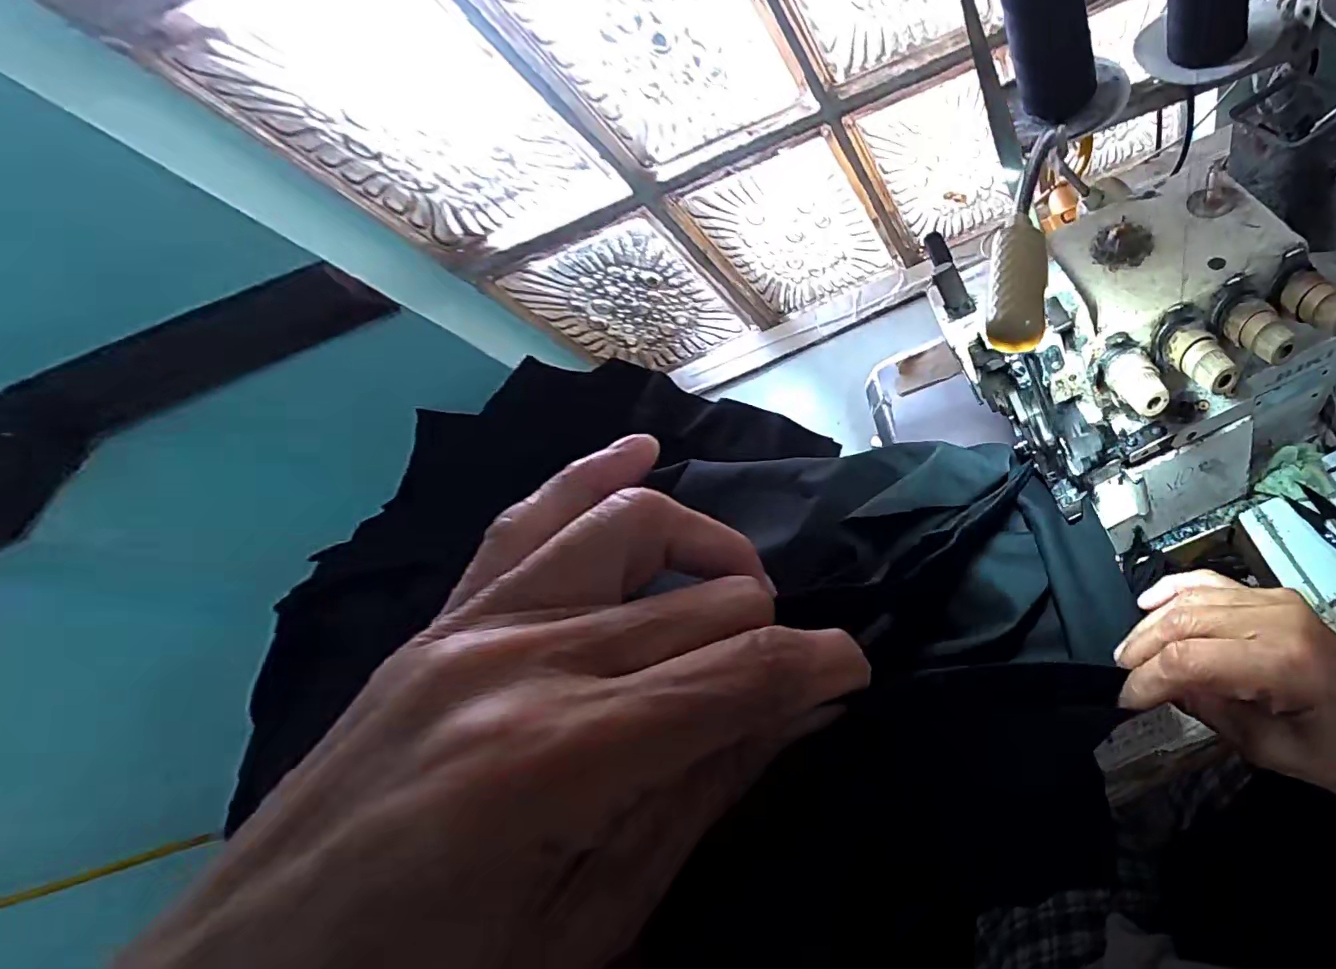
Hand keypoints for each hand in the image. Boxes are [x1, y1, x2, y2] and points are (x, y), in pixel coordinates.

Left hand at [122, 435, 869, 968]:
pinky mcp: (446, 619)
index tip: (856, 674)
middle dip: (775, 634)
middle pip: (709, 601)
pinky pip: (533, 519)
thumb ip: (712, 789)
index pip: (740, 671)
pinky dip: (594, 474)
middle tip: (784, 681)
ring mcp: (474, 627)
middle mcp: (521, 666)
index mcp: (558, 761)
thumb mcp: (600, 918)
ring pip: (637, 526)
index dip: (821, 664)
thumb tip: (811, 707)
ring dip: (713, 548)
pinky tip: (641, 451)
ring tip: (736, 590)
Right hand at [1114, 570, 1335, 806]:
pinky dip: (1178, 589)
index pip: (1192, 659)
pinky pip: (1214, 583)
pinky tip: (1151, 602)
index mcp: (1283, 663)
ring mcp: (1277, 599)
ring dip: (1154, 621)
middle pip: (1186, 620)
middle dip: (1145, 647)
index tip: (1125, 701)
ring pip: (1194, 597)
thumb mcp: (1272, 751)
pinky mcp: (1275, 596)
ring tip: (1129, 649)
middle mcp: (1278, 618)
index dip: (1149, 679)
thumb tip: (1162, 684)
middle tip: (1121, 673)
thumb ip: (1211, 710)